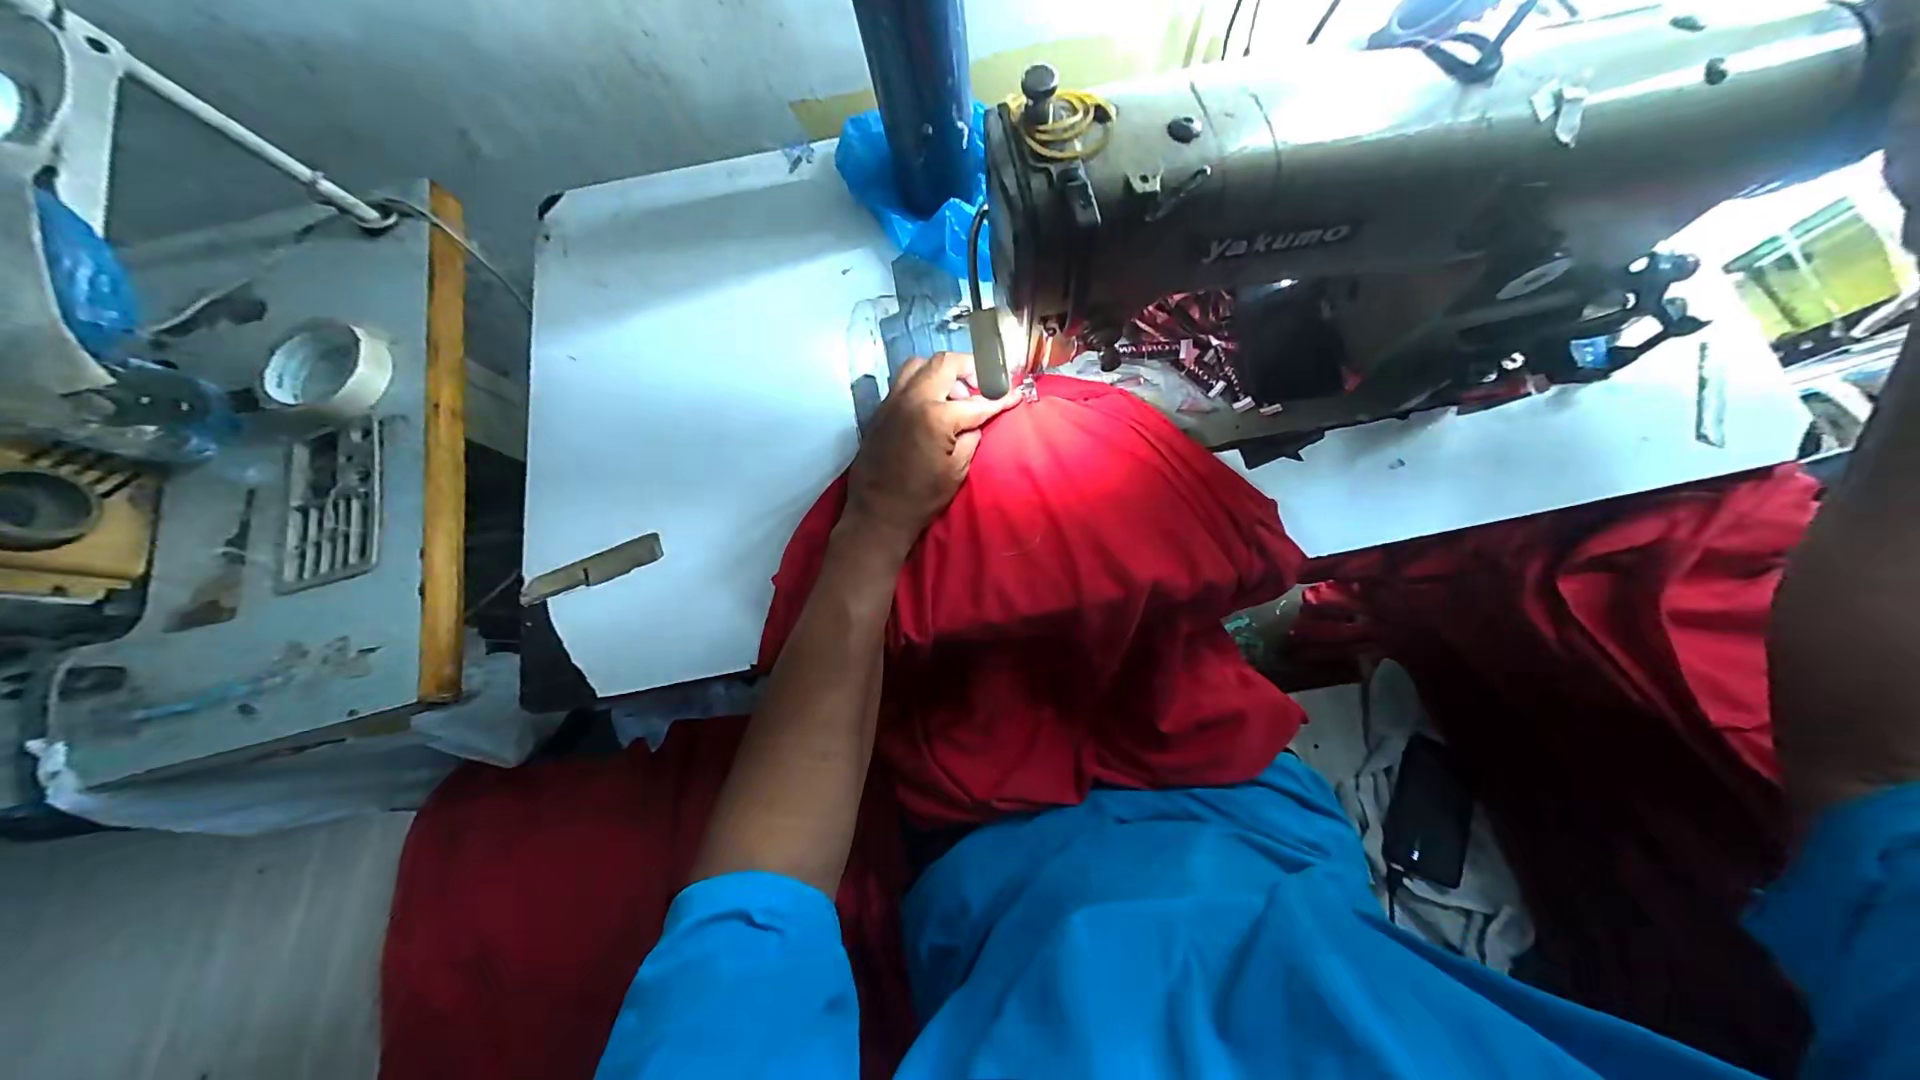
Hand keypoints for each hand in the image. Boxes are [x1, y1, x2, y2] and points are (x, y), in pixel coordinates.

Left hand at [844, 352, 1019, 548]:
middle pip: (946, 363)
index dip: (1000, 399)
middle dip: (970, 369)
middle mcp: (913, 399)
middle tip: (983, 385)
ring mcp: (893, 400)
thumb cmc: (921, 498)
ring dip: (941, 372)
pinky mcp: (881, 409)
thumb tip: (975, 422)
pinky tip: (932, 404)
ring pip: (919, 365)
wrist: (877, 512)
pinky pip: (904, 382)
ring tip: (953, 393)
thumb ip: (970, 438)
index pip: (976, 401)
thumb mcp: (957, 470)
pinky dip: (922, 383)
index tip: (1015, 394)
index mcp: (936, 416)